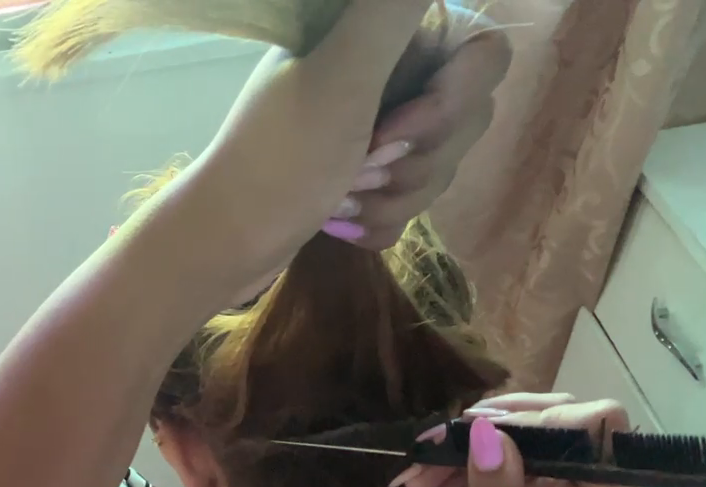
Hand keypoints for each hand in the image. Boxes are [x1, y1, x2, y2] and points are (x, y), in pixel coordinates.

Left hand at [157, 0, 442, 286]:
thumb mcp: (340, 74)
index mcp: (382, 36)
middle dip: (415, 163)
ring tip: (339, 202)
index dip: (448, 104)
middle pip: (464, 120)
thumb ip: (392, 5)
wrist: (227, 243)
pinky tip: (338, 223)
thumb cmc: (279, 161)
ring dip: (392, 197)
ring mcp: (376, 129)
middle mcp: (386, 74)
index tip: (390, 130)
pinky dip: (378, 222)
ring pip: (437, 168)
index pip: (479, 56)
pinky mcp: (365, 180)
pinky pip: (409, 205)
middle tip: (358, 170)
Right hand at [392, 392, 618, 486]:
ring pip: (529, 448)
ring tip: (418, 479)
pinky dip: (478, 474)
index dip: (535, 417)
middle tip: (430, 450)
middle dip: (490, 433)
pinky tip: (434, 486)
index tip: (475, 431)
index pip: (593, 426)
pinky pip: (517, 471)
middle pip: (556, 427)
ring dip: (473, 454)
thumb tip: (483, 431)